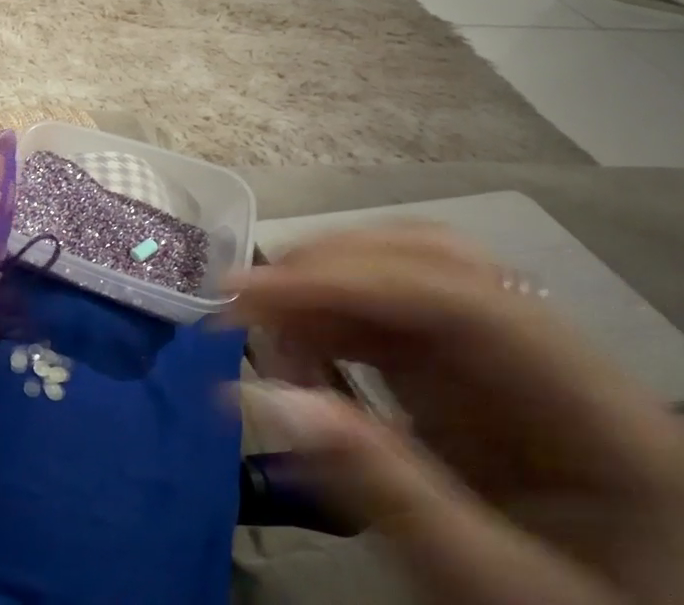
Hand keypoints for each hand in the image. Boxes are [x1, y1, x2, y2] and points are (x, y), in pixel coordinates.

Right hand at [226, 227, 683, 604]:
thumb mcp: (485, 581)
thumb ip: (382, 487)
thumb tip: (260, 394)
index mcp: (597, 413)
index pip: (466, 302)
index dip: (347, 281)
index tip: (245, 293)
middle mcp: (555, 368)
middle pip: (438, 266)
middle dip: (328, 268)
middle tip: (241, 298)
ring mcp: (509, 372)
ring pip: (404, 282)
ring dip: (318, 290)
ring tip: (252, 326)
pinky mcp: (466, 387)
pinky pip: (387, 324)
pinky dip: (324, 323)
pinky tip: (286, 352)